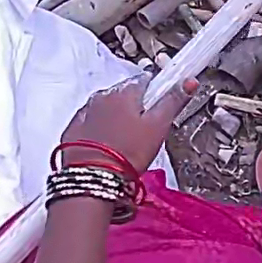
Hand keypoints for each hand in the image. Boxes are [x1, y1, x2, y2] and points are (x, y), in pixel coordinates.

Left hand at [60, 77, 192, 171]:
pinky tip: (104, 146)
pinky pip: (88, 124)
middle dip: (133, 107)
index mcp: (125, 92)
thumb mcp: (159, 126)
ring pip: (104, 109)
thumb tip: (190, 81)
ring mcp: (84, 113)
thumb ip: (174, 101)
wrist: (92, 181)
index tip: (158, 111)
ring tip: (123, 142)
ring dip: (114, 118)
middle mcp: (101, 96)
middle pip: (123, 95)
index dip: (154, 94)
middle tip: (143, 131)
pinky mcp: (71, 132)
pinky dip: (96, 130)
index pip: (145, 81)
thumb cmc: (129, 152)